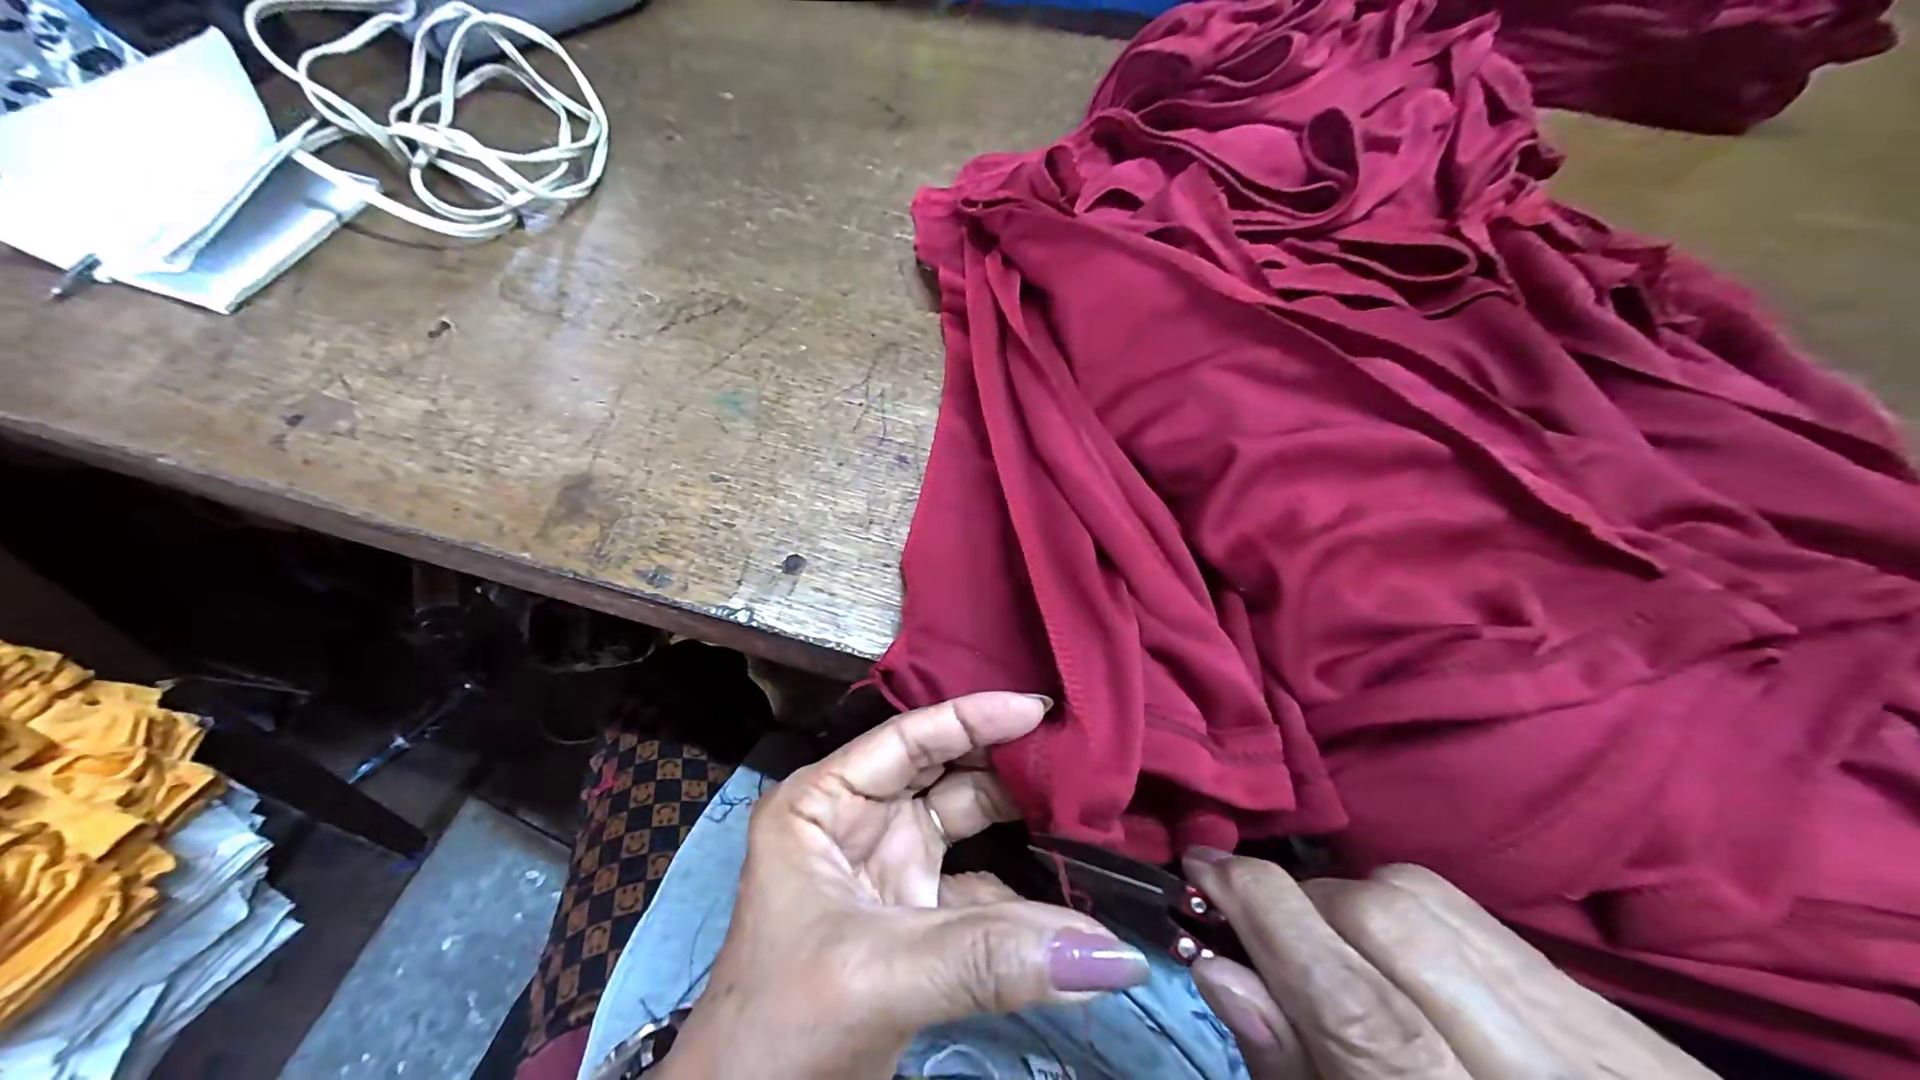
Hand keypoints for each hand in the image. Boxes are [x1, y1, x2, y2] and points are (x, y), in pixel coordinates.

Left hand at [654, 692, 1151, 1079]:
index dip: (971, 718)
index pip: (905, 739)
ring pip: (964, 821)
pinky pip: (978, 887)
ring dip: (1020, 819)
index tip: (1039, 709)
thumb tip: (1110, 955)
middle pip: (941, 770)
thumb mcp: (880, 974)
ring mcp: (887, 865)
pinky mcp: (914, 913)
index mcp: (822, 802)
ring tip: (1086, 807)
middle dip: (1004, 761)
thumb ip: (991, 957)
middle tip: (1074, 756)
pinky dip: (1023, 895)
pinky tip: (1072, 902)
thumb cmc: (785, 1024)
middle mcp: (856, 820)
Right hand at [1182, 854, 1716, 1078]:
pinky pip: (1485, 921)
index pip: (1359, 1013)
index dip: (1266, 919)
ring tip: (1322, 936)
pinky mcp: (1641, 1035)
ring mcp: (1621, 1062)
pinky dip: (1409, 914)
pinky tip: (1393, 953)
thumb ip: (1289, 1076)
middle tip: (1253, 914)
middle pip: (1392, 926)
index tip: (1202, 869)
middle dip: (1299, 898)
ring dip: (1347, 899)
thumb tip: (1217, 965)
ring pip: (1435, 903)